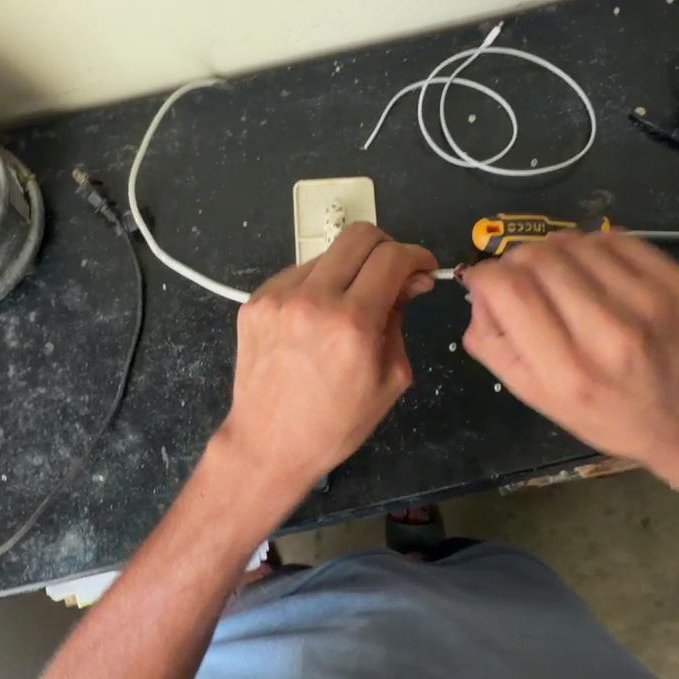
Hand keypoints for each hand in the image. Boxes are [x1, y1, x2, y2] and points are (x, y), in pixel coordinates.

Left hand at [216, 223, 437, 496]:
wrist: (269, 444)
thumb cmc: (336, 424)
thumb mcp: (390, 380)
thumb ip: (400, 321)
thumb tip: (410, 281)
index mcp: (351, 323)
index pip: (392, 257)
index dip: (417, 255)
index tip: (423, 268)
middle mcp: (312, 300)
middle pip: (359, 235)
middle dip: (386, 248)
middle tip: (392, 274)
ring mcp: (278, 298)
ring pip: (327, 253)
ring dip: (349, 270)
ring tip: (349, 305)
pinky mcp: (255, 302)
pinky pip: (297, 275)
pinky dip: (316, 286)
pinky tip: (316, 319)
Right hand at [459, 231, 678, 473]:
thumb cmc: (605, 414)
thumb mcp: (534, 397)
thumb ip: (493, 343)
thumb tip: (481, 290)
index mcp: (567, 371)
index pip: (509, 290)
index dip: (485, 276)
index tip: (484, 283)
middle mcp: (610, 334)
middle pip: (537, 259)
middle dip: (515, 262)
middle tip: (521, 282)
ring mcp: (650, 303)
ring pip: (572, 242)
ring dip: (553, 253)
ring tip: (560, 278)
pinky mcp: (677, 282)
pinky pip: (612, 239)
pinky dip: (590, 248)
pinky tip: (593, 273)